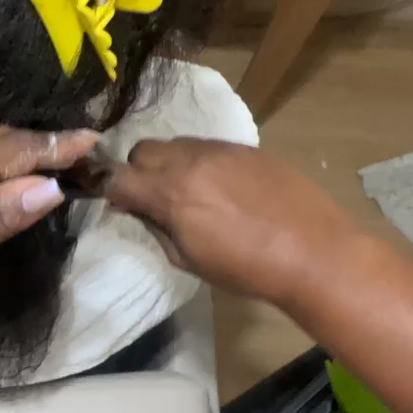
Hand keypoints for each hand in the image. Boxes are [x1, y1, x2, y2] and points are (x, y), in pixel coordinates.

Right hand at [104, 139, 361, 306]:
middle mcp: (190, 161)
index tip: (101, 195)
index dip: (101, 185)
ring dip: (167, 163)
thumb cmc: (244, 268)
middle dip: (136, 170)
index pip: (116, 177)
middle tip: (147, 196)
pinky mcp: (247, 148)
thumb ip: (157, 228)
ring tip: (183, 191)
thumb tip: (139, 210)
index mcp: (171, 194)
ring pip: (175, 143)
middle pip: (142, 150)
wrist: (312, 252)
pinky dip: (197, 162)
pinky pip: (206, 146)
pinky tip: (216, 188)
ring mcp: (221, 150)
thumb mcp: (187, 259)